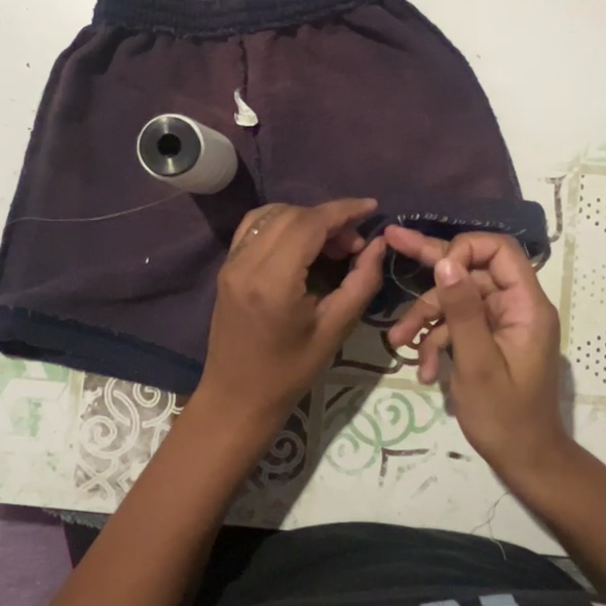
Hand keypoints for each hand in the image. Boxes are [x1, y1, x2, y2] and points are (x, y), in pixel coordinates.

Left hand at [197, 199, 386, 428]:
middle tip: (354, 244)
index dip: (344, 210)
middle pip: (292, 214)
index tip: (372, 208)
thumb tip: (378, 244)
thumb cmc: (289, 372)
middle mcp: (246, 262)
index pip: (310, 224)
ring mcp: (231, 262)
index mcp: (273, 281)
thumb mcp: (334, 330)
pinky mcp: (226, 267)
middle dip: (328, 218)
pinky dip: (282, 224)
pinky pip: (255, 227)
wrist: (236, 397)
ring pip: (271, 215)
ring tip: (331, 244)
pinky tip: (303, 244)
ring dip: (305, 218)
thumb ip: (360, 283)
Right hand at [384, 228, 569, 480]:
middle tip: (392, 240)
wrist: (526, 462)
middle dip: (431, 267)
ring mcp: (502, 324)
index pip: (499, 250)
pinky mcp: (489, 341)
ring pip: (457, 300)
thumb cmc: (506, 416)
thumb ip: (462, 311)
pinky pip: (458, 325)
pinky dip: (438, 342)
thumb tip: (445, 262)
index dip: (464, 251)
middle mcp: (516, 306)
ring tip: (398, 343)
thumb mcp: (478, 363)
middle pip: (471, 270)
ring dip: (426, 318)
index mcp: (526, 305)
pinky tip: (425, 369)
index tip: (436, 271)